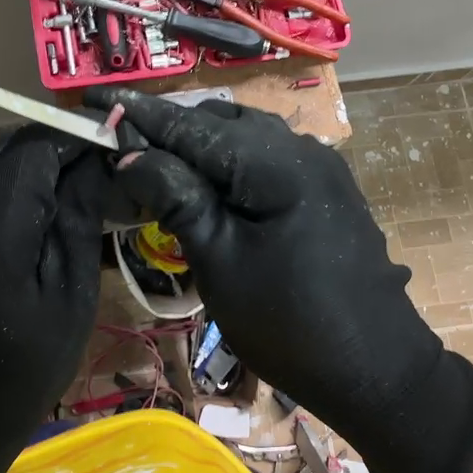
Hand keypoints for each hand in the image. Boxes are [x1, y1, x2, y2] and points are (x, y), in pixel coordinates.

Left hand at [0, 126, 109, 472]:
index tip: (114, 146)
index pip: (39, 148)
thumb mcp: (70, 294)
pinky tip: (32, 201)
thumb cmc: (22, 369)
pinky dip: (3, 177)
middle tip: (97, 169)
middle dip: (55, 147)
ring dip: (28, 160)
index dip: (79, 139)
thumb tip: (97, 159)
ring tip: (71, 184)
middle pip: (11, 146)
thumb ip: (79, 217)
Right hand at [84, 88, 472, 472]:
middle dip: (168, 129)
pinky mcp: (325, 189)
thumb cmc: (290, 324)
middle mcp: (301, 148)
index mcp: (274, 162)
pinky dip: (228, 162)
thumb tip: (131, 155)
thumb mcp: (221, 262)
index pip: (191, 126)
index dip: (139, 115)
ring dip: (198, 145)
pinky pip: (265, 158)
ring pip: (244, 137)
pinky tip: (207, 185)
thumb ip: (177, 198)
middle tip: (120, 145)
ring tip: (155, 163)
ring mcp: (319, 166)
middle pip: (219, 121)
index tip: (94, 101)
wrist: (379, 370)